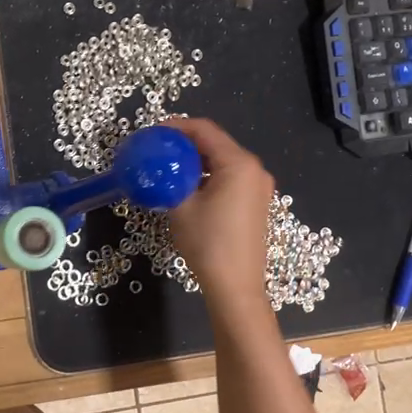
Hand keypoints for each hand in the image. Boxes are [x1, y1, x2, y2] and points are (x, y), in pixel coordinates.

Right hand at [163, 117, 273, 299]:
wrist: (235, 285)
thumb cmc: (207, 243)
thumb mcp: (180, 206)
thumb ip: (169, 179)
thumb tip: (157, 168)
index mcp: (239, 164)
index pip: (205, 130)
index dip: (177, 127)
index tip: (152, 134)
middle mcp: (254, 169)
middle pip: (216, 143)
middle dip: (185, 143)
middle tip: (157, 150)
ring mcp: (259, 187)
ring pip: (223, 160)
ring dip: (196, 160)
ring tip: (167, 168)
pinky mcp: (256, 202)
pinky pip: (230, 177)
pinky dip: (208, 175)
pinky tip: (187, 186)